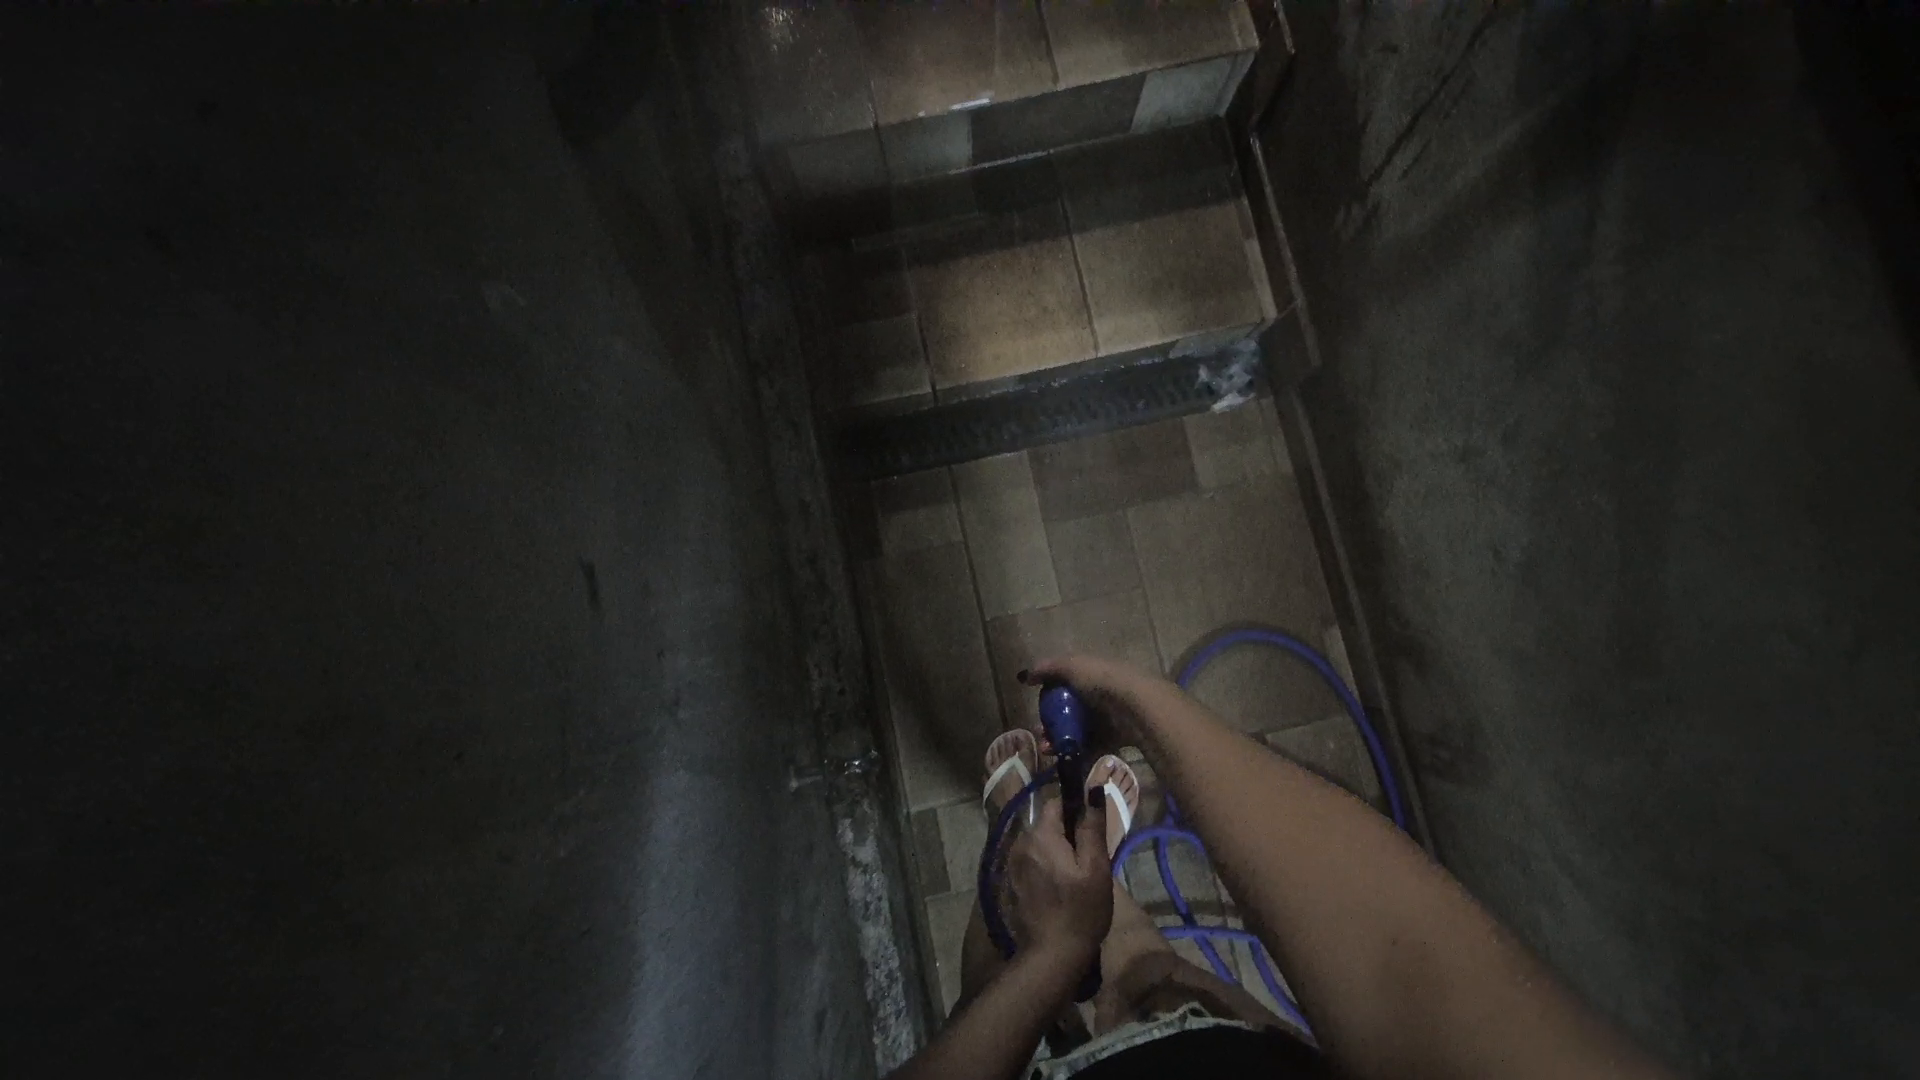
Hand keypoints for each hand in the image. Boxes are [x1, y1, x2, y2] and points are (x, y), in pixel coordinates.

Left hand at [1006, 793, 1112, 962]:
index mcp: (1040, 835)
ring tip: (1075, 877)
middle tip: (1087, 860)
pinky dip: (1045, 866)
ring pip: (1039, 843)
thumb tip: (1092, 789)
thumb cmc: (1081, 910)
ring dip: (1055, 851)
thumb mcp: (1096, 868)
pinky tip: (1059, 889)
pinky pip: (1032, 860)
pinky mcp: (1012, 881)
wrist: (1052, 955)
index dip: (1075, 811)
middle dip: (1066, 834)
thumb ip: (1092, 827)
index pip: (1056, 803)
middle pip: (1047, 824)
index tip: (1090, 832)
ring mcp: (1013, 863)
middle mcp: (1021, 842)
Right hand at [1020, 654, 1163, 750]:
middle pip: (1068, 713)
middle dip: (1050, 726)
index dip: (1048, 700)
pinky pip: (1090, 747)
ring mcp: (1105, 719)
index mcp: (1088, 676)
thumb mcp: (1070, 666)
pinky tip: (1065, 758)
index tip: (1037, 713)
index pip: (1063, 687)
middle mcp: (1096, 697)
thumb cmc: (1100, 681)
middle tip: (1041, 736)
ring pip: (1076, 732)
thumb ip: (1047, 669)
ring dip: (1059, 742)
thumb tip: (1025, 676)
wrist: (1134, 707)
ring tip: (1049, 750)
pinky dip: (1076, 753)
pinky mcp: (1113, 739)